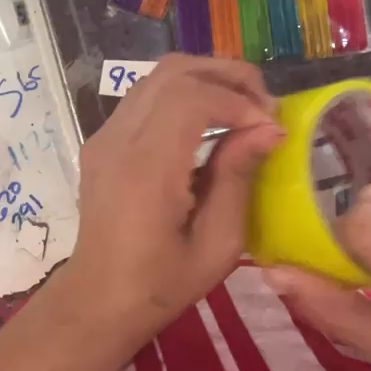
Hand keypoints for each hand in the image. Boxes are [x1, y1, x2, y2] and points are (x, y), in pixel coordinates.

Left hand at [58, 55, 282, 331]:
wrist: (99, 298)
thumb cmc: (161, 284)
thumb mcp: (217, 244)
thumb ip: (238, 178)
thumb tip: (269, 128)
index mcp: (144, 169)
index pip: (188, 97)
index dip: (236, 99)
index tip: (271, 126)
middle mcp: (116, 141)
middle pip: (170, 72)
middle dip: (224, 75)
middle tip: (265, 103)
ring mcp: (102, 138)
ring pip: (154, 78)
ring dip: (203, 80)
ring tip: (244, 108)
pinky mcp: (100, 142)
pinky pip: (142, 99)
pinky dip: (181, 96)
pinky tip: (211, 122)